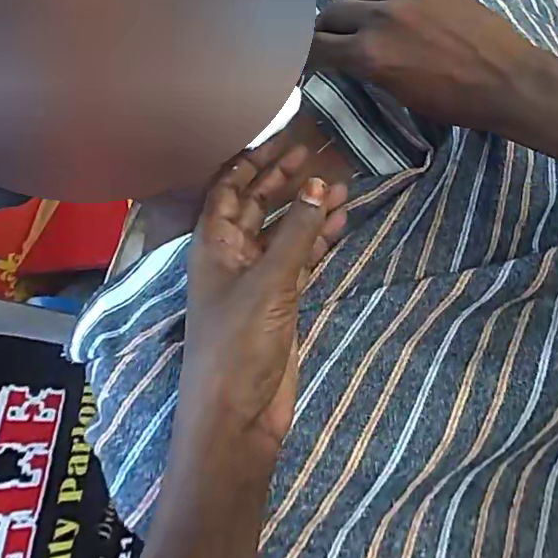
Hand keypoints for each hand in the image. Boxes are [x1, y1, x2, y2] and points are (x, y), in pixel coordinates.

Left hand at [181, 140, 350, 459]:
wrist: (238, 417)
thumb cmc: (238, 344)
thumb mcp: (268, 282)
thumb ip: (296, 232)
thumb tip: (320, 185)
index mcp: (214, 242)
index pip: (230, 186)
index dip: (253, 160)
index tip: (285, 139)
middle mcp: (232, 253)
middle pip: (259, 203)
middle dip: (286, 178)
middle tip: (318, 153)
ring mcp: (257, 277)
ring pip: (284, 229)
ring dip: (309, 208)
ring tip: (343, 185)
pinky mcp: (279, 299)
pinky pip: (300, 257)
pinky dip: (319, 240)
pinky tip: (341, 222)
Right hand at [311, 0, 554, 132]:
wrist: (509, 80)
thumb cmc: (454, 102)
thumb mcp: (399, 94)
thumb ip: (367, 68)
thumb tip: (347, 56)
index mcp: (367, 54)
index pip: (315, 45)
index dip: (303, 51)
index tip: (303, 54)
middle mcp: (379, 17)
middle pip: (331, 12)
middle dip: (324, 27)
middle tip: (329, 37)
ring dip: (353, 6)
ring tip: (361, 18)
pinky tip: (401, 11)